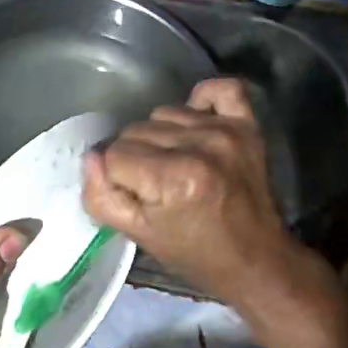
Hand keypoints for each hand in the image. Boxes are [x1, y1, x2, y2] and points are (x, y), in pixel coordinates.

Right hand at [81, 78, 305, 312]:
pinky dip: (202, 101)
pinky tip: (196, 124)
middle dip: (136, 158)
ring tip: (177, 163)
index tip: (138, 200)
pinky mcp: (247, 124)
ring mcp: (226, 131)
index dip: (118, 180)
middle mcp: (200, 145)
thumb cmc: (195, 253)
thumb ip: (102, 198)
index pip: (114, 156)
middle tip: (156, 186)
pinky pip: (219, 89)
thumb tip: (90, 158)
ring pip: (164, 112)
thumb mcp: (139, 235)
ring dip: (163, 136)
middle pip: (136, 131)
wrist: (256, 259)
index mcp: (174, 178)